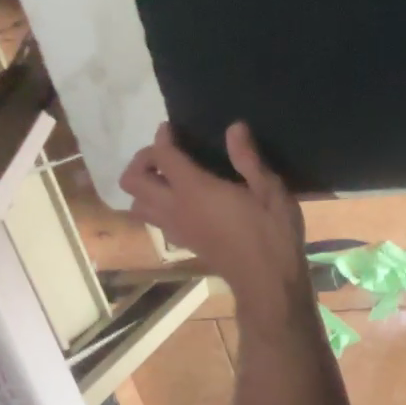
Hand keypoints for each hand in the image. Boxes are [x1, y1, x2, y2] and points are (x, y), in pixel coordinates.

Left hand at [120, 122, 308, 299]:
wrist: (266, 278)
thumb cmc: (273, 231)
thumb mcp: (270, 190)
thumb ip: (248, 159)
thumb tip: (234, 127)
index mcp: (195, 189)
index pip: (163, 156)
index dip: (164, 137)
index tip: (171, 127)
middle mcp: (174, 206)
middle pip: (133, 179)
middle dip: (143, 160)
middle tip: (166, 153)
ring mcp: (174, 227)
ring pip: (135, 202)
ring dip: (143, 185)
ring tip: (167, 178)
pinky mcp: (181, 241)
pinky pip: (152, 219)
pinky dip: (154, 205)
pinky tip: (180, 203)